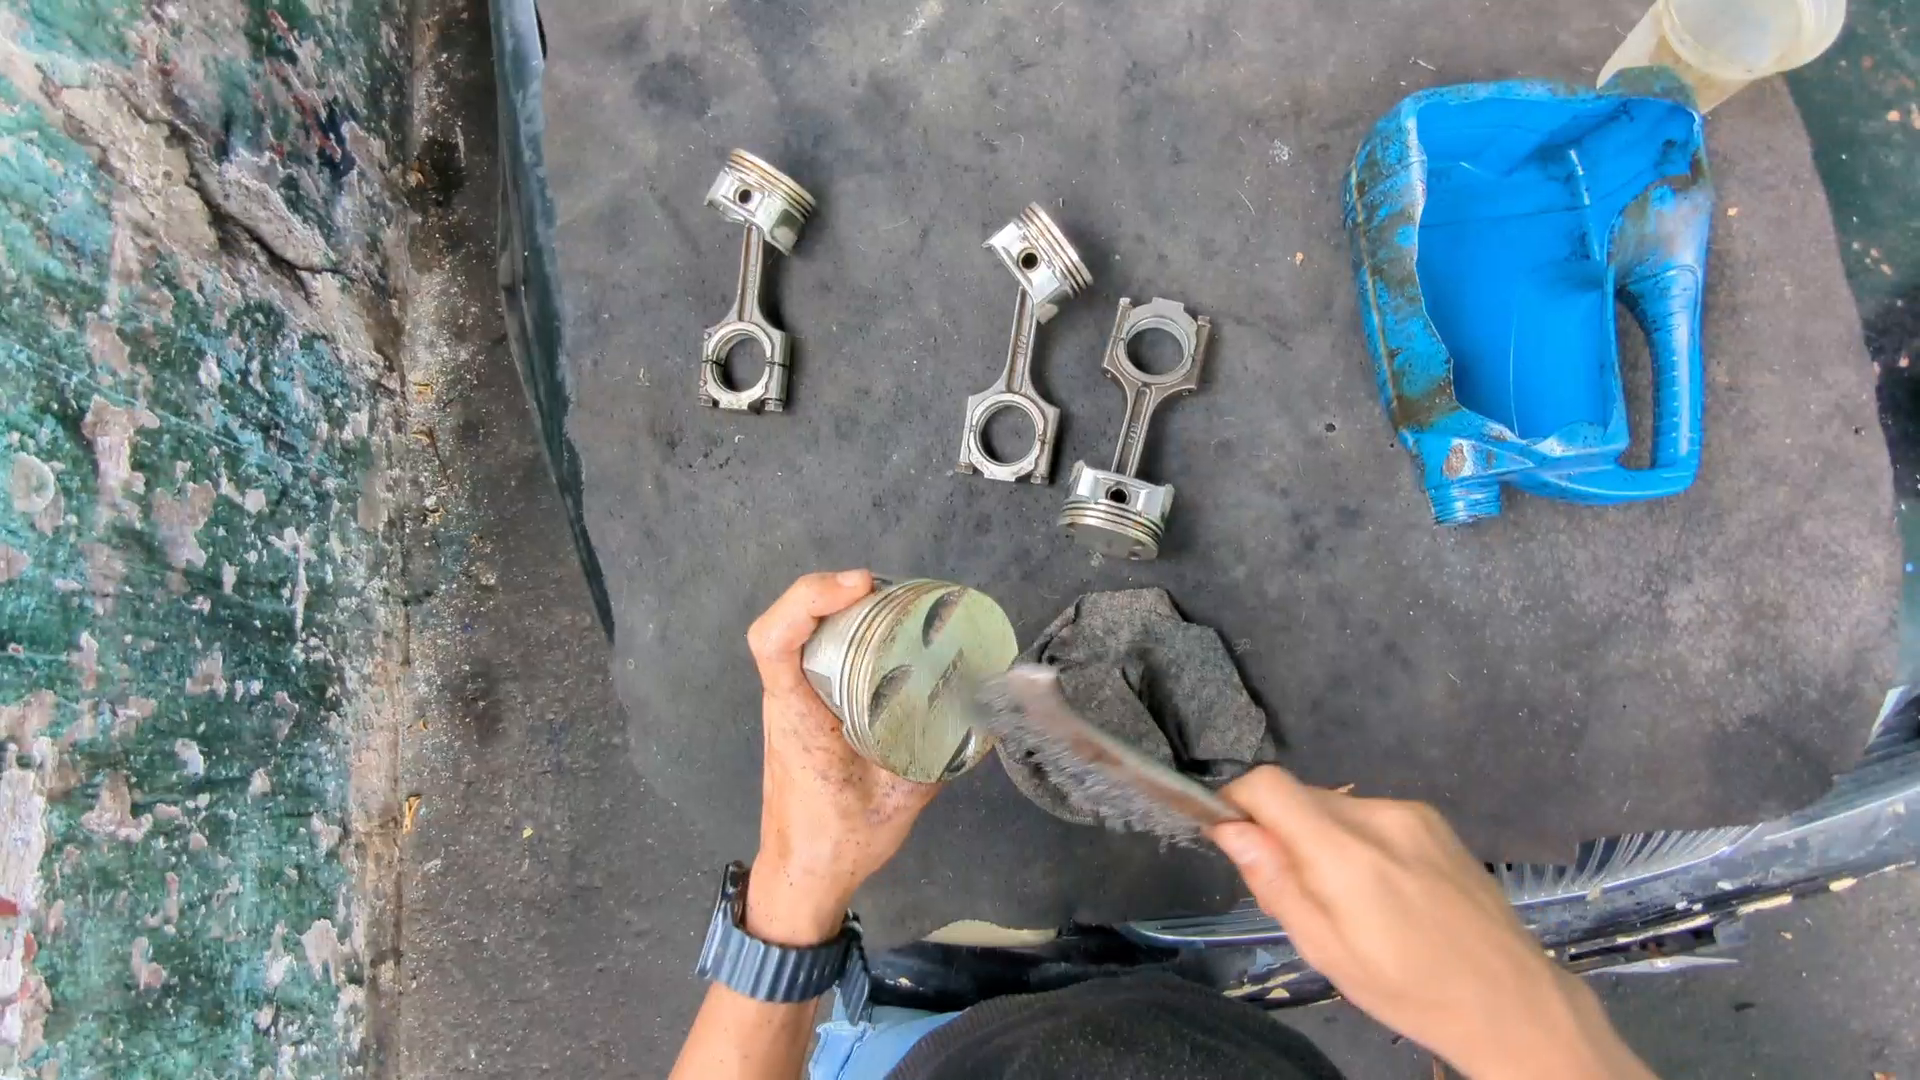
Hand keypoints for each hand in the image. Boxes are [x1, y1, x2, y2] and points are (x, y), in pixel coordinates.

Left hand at [744, 570, 941, 945]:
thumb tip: (983, 713)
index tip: (860, 585)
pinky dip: (834, 630)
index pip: (775, 642)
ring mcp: (788, 702)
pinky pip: (806, 653)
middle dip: (828, 590)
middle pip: (784, 624)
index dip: (809, 598)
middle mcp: (787, 700)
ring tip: (886, 602)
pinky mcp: (798, 708)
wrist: (800, 875)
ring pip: (794, 634)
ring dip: (831, 607)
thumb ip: (941, 753)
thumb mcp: (900, 796)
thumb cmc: (839, 841)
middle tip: (886, 588)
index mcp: (800, 718)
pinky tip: (877, 636)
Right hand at [1210, 767, 1654, 1079]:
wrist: (1515, 1003)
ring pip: (1330, 804)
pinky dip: (1352, 836)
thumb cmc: (1409, 988)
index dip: (1237, 799)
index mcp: (1346, 855)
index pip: (1268, 784)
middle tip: (1294, 886)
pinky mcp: (1431, 817)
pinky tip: (1381, 883)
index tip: (1232, 834)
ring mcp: (1409, 812)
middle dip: (1278, 829)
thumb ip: (1274, 882)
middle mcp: (1377, 817)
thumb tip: (1229, 827)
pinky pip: (1365, 812)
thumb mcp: (1325, 950)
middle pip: (1297, 795)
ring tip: (1345, 892)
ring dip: (1316, 833)